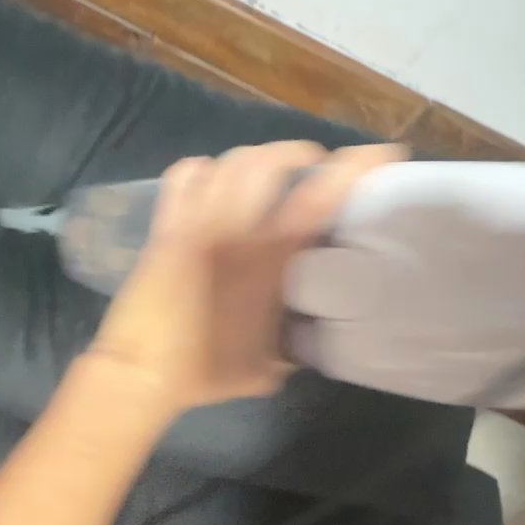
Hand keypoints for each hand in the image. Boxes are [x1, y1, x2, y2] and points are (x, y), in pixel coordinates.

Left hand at [85, 140, 405, 413]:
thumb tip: (303, 342)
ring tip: (265, 169)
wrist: (140, 372)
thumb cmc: (204, 372)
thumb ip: (290, 347)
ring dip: (256, 156)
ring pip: (229, 160)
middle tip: (312, 164)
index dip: (357, 165)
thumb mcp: (265, 366)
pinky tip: (210, 179)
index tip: (383, 154)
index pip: (323, 194)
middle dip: (299, 151)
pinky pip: (183, 177)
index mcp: (270, 259)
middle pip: (271, 160)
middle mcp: (234, 229)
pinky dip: (201, 169)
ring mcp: (194, 224)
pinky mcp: (163, 230)